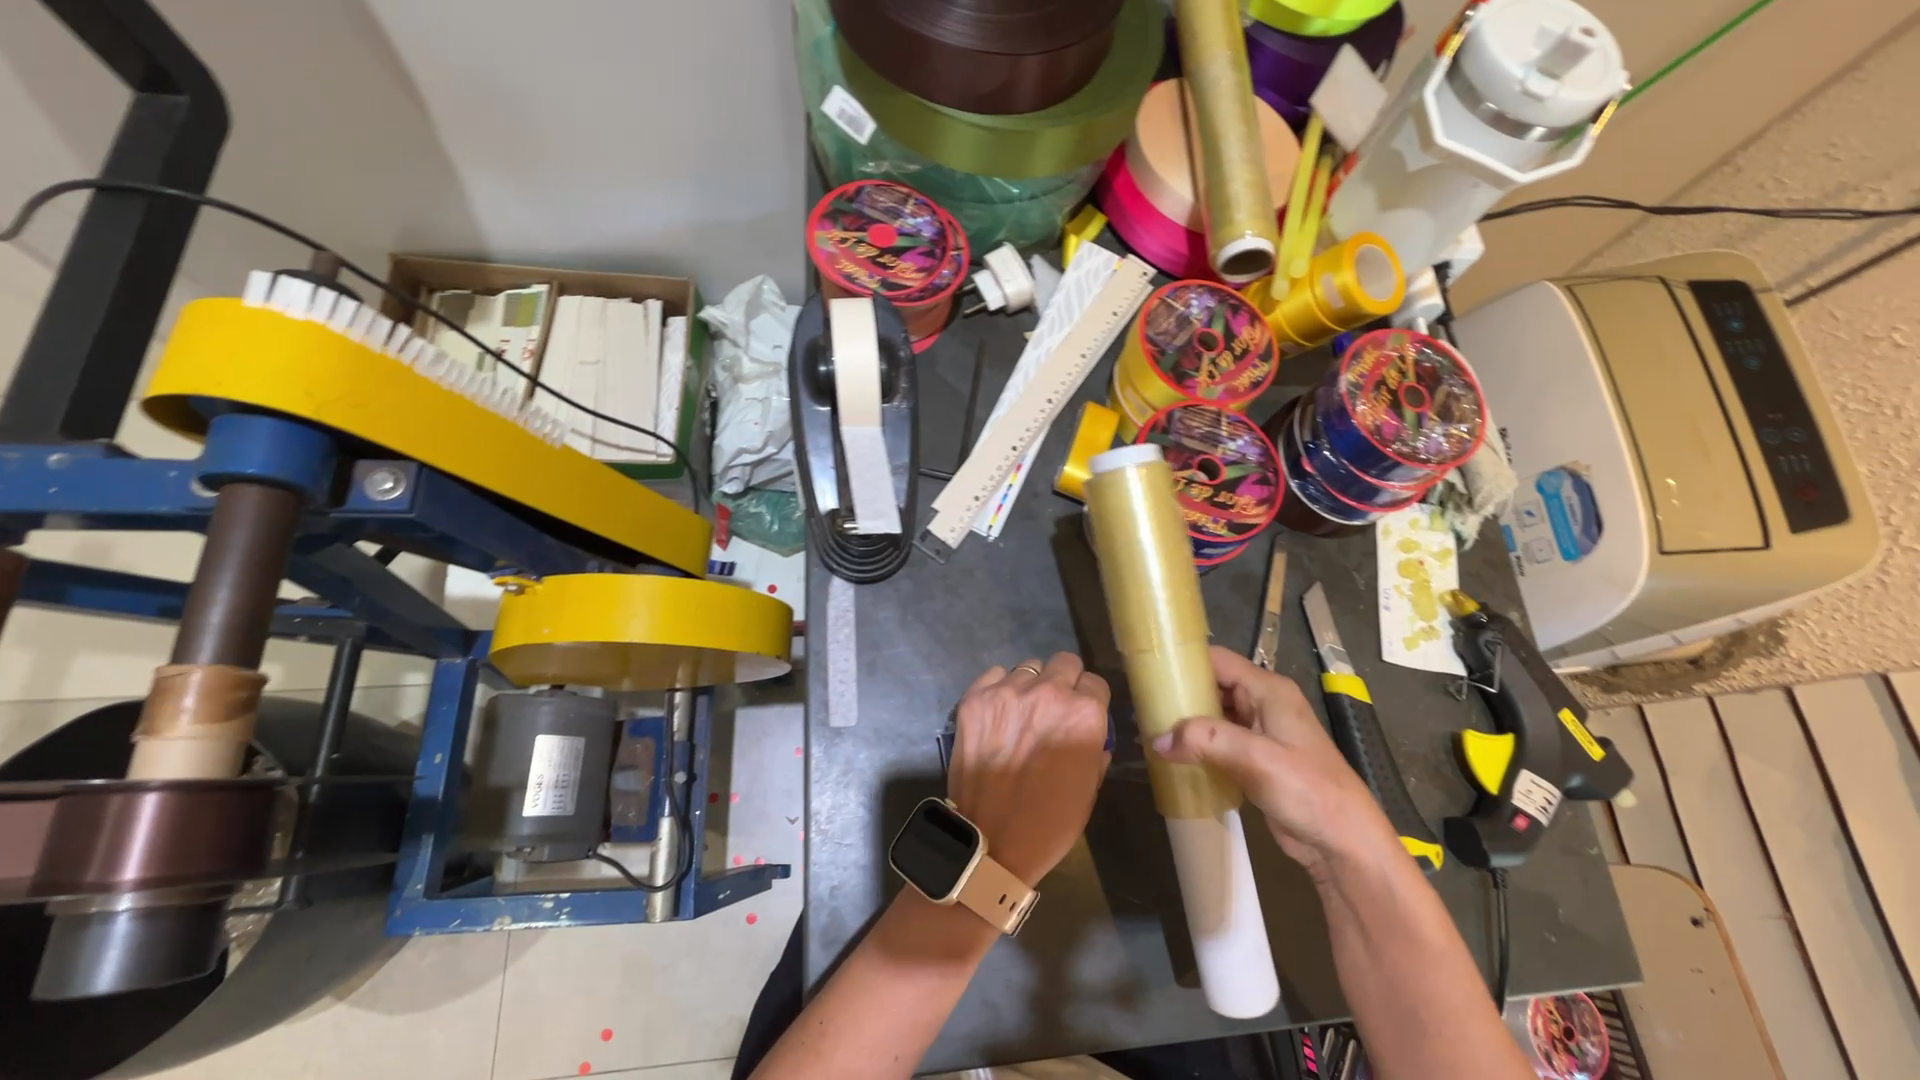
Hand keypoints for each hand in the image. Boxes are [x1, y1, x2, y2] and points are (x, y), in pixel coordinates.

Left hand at [949, 652, 1111, 884]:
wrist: (992, 841)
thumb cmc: (1050, 823)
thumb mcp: (1089, 789)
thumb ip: (1094, 751)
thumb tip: (1093, 737)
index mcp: (1084, 714)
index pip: (1094, 683)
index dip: (1089, 699)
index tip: (1081, 713)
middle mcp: (1048, 693)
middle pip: (1064, 663)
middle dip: (1064, 682)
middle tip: (1054, 708)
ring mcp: (1008, 692)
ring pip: (1028, 668)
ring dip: (1031, 686)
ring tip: (1022, 713)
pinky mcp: (975, 699)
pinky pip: (994, 675)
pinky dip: (999, 688)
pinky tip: (998, 713)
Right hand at [1153, 646, 1398, 883]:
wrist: (1343, 844)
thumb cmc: (1309, 791)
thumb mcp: (1257, 759)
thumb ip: (1208, 740)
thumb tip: (1158, 740)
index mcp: (1270, 691)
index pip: (1219, 661)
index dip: (1185, 662)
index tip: (1149, 672)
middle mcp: (1264, 705)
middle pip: (1214, 686)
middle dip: (1180, 695)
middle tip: (1142, 707)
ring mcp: (1261, 734)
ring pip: (1214, 716)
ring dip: (1186, 724)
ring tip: (1150, 731)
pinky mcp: (1256, 762)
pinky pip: (1219, 744)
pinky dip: (1197, 747)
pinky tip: (1173, 757)